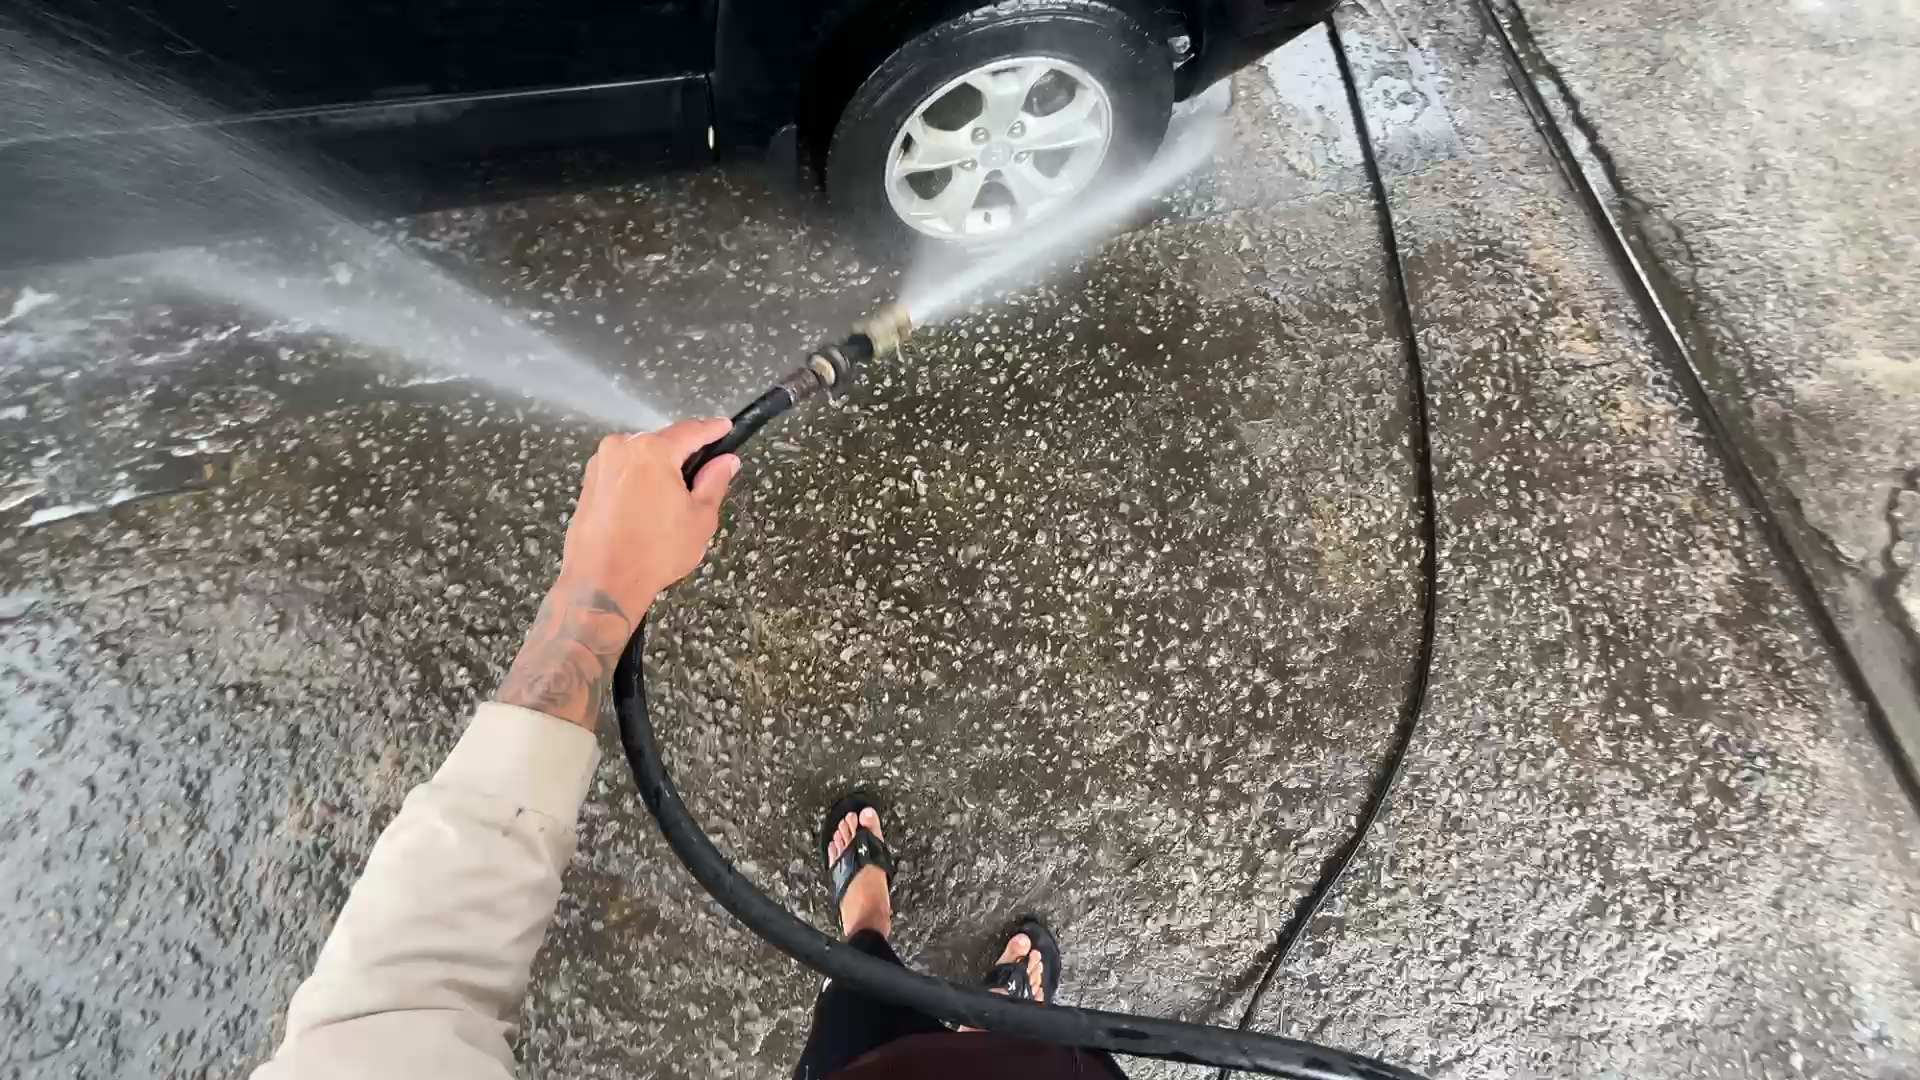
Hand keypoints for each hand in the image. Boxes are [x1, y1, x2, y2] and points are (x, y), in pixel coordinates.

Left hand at [496, 419, 739, 728]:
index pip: (691, 431)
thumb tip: (726, 461)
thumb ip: (714, 481)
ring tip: (677, 501)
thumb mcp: (700, 517)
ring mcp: (600, 465)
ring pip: (642, 458)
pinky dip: (641, 482)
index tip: (725, 426)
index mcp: (652, 451)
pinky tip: (652, 508)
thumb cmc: (656, 551)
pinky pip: (624, 472)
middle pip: (663, 443)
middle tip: (705, 476)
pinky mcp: (588, 484)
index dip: (712, 429)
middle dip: (685, 456)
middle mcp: (621, 449)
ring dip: (661, 470)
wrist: (603, 581)